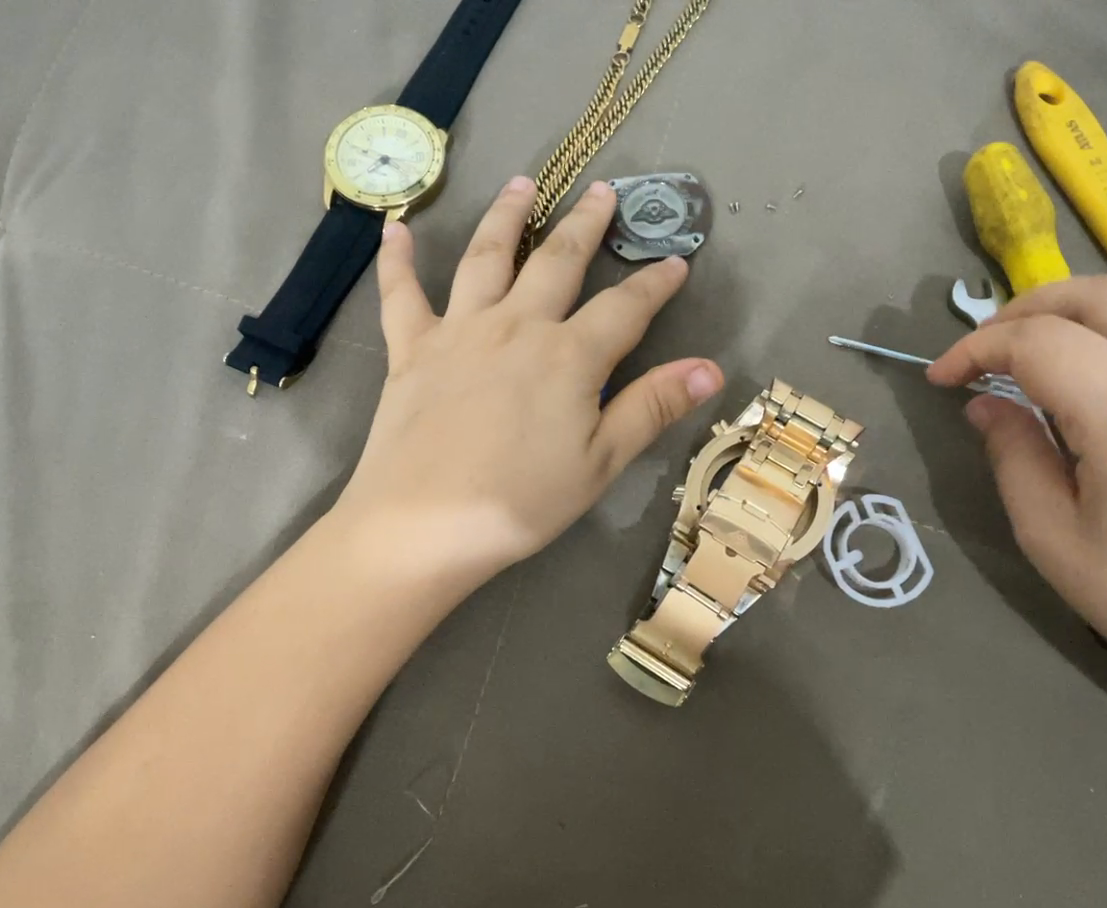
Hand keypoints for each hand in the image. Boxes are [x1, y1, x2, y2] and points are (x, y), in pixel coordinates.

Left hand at [332, 177, 722, 581]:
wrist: (423, 524)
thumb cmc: (521, 503)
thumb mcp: (599, 463)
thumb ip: (651, 408)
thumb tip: (710, 368)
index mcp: (569, 357)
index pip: (624, 308)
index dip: (654, 284)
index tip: (676, 262)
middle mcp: (516, 326)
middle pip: (558, 262)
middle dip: (585, 225)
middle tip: (602, 191)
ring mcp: (459, 332)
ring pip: (486, 258)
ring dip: (508, 217)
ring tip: (522, 184)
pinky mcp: (410, 350)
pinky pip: (402, 295)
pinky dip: (398, 260)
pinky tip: (395, 229)